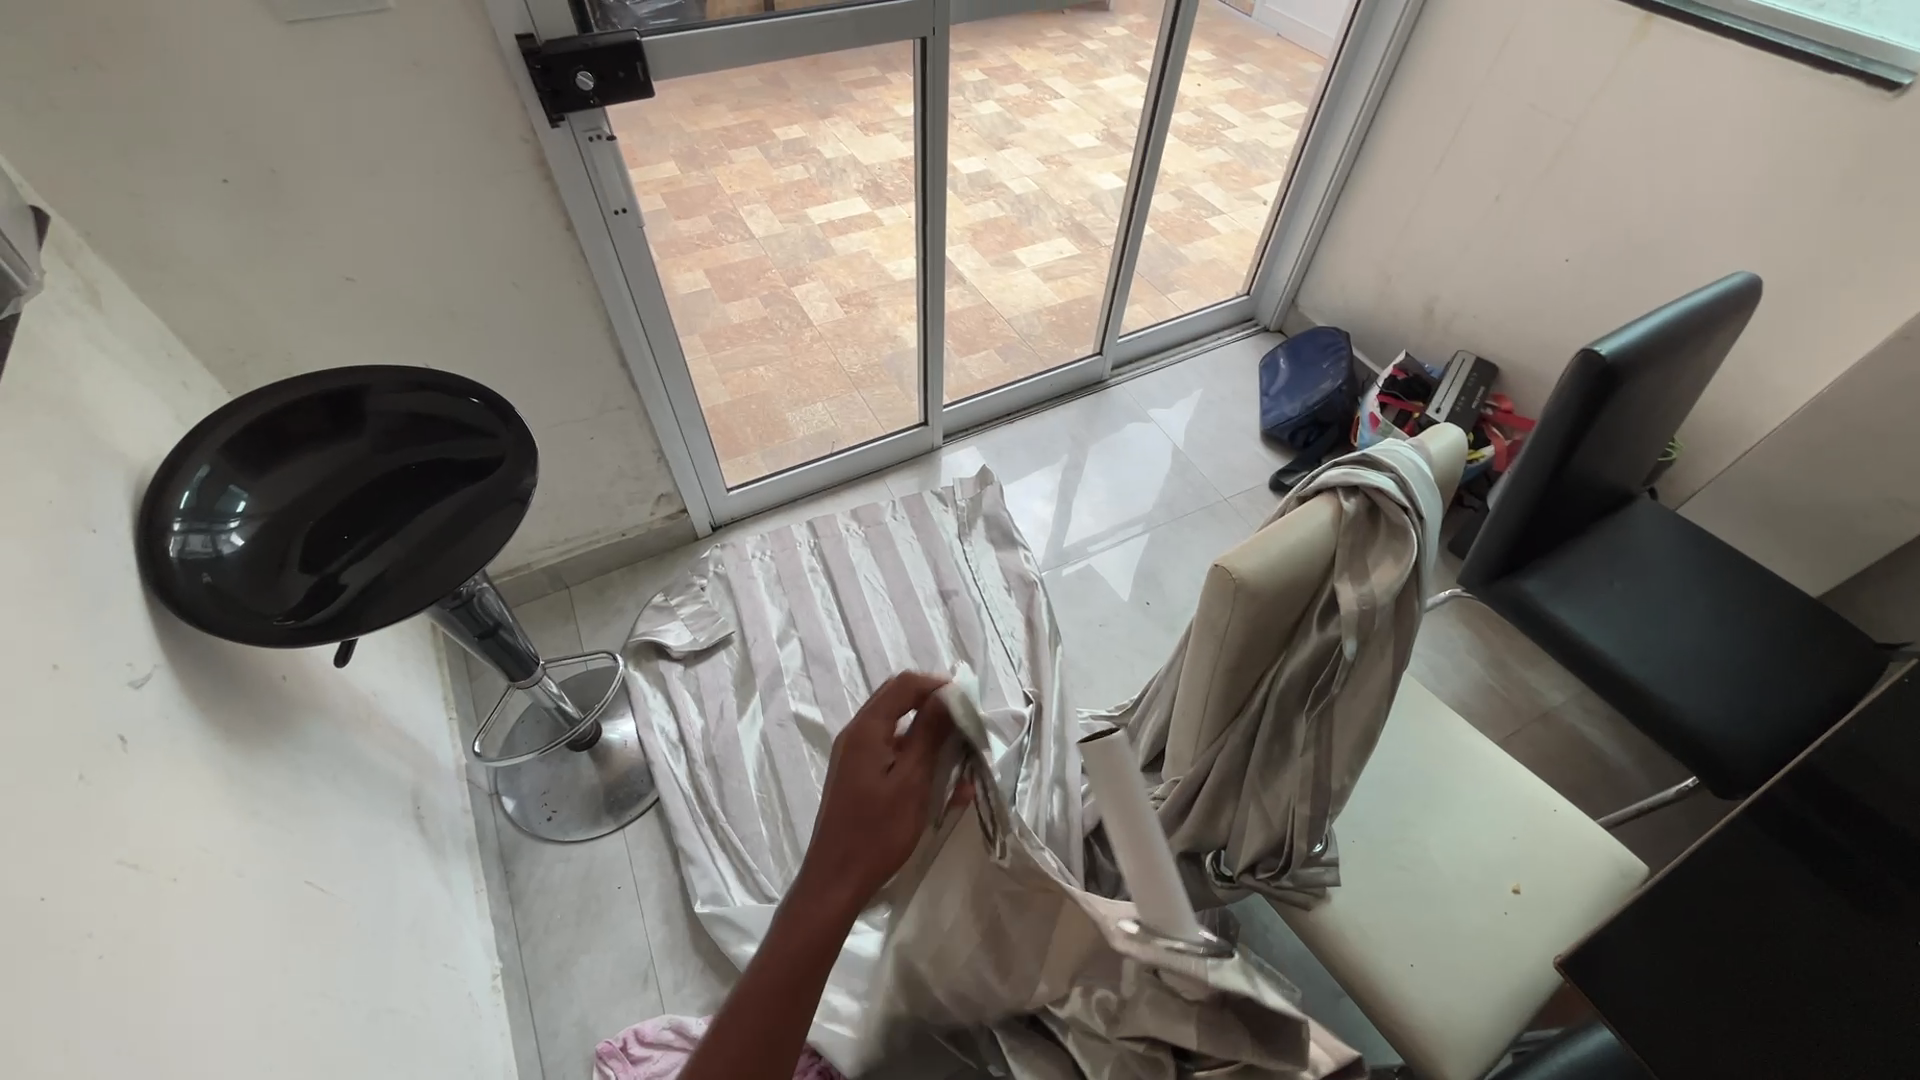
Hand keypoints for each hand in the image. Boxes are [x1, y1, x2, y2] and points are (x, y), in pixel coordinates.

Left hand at [793, 672, 958, 917]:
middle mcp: (857, 734)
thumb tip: (948, 695)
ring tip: (961, 758)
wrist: (835, 879)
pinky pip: (892, 752)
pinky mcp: (858, 775)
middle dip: (935, 708)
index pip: (905, 685)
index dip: (938, 686)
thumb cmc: (877, 831)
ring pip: (898, 728)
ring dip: (930, 736)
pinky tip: (943, 784)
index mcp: (867, 729)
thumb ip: (929, 734)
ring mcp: (855, 755)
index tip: (968, 705)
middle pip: (899, 700)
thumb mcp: (912, 780)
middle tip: (966, 726)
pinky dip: (918, 758)